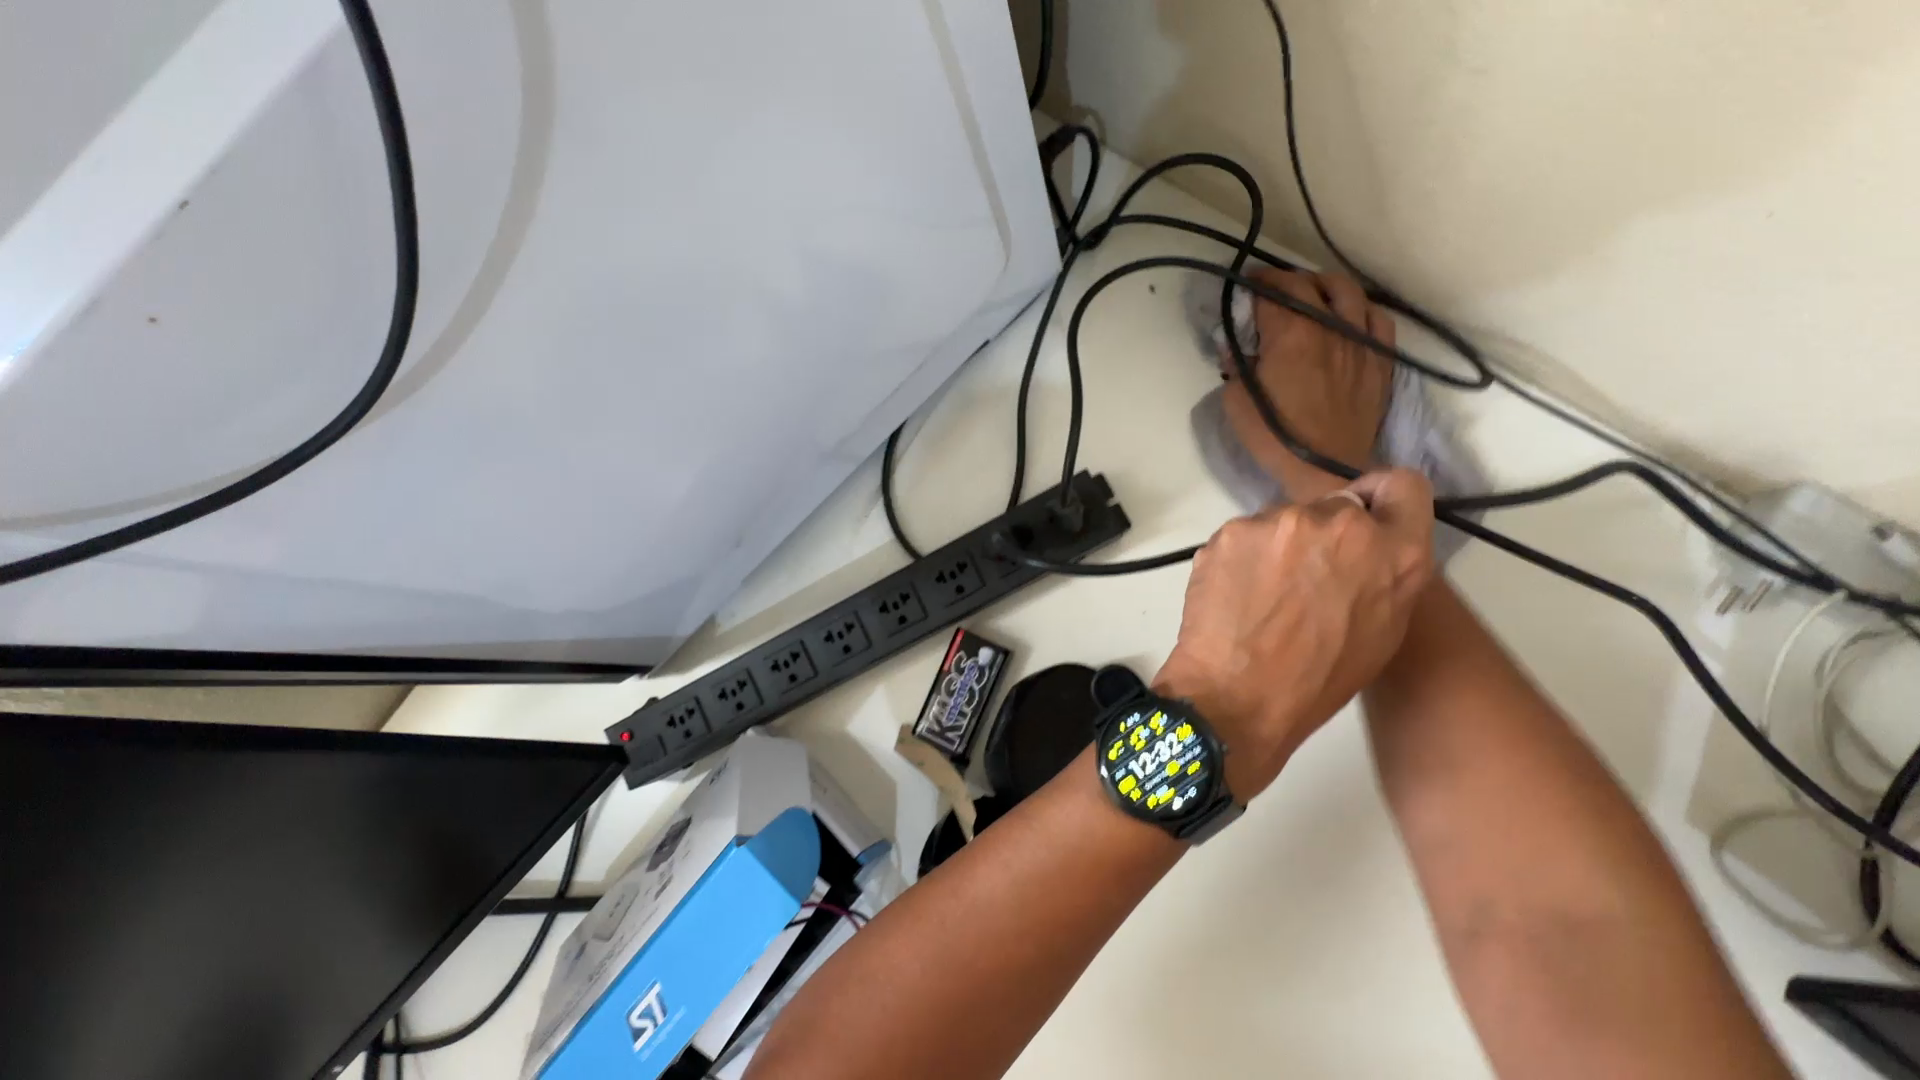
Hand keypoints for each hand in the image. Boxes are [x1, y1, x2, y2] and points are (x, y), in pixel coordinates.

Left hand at [1153, 470, 1435, 800]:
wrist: (1235, 696)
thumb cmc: (1317, 680)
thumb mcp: (1383, 631)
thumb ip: (1387, 573)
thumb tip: (1371, 548)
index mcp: (1394, 551)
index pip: (1404, 486)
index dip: (1383, 499)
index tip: (1367, 518)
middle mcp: (1341, 522)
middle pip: (1336, 506)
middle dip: (1325, 534)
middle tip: (1305, 578)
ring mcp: (1280, 521)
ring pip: (1284, 521)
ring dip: (1280, 546)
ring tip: (1264, 595)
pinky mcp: (1232, 529)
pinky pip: (1245, 536)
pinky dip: (1242, 557)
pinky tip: (1236, 594)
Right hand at [1220, 269, 1394, 500]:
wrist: (1324, 468)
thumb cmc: (1274, 436)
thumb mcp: (1237, 400)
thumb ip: (1236, 364)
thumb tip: (1238, 346)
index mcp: (1289, 333)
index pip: (1269, 292)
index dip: (1254, 286)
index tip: (1244, 287)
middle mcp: (1328, 325)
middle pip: (1305, 284)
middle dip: (1283, 281)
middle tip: (1270, 289)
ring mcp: (1360, 339)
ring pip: (1346, 290)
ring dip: (1323, 285)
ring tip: (1311, 293)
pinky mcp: (1380, 358)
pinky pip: (1377, 317)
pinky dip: (1360, 309)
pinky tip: (1349, 316)